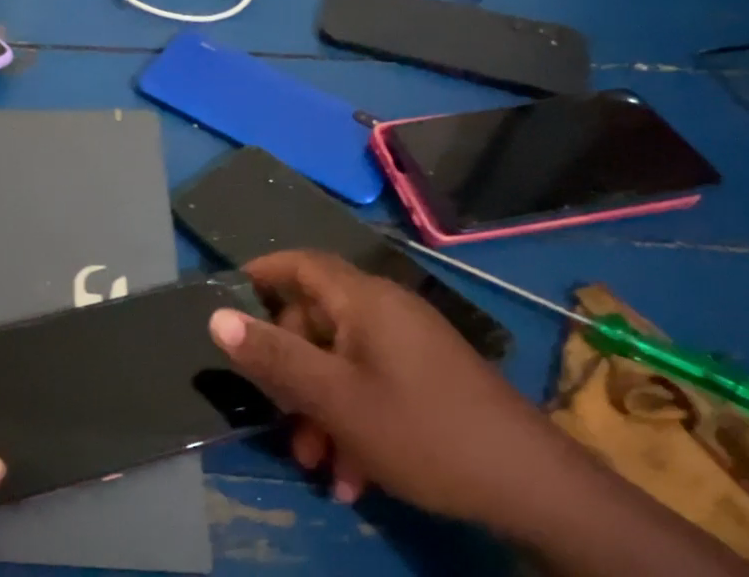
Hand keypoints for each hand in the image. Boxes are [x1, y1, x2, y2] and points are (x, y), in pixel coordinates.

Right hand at [209, 250, 597, 533]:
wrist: (532, 486)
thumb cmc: (421, 430)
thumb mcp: (334, 398)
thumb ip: (273, 356)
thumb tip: (216, 317)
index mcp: (364, 300)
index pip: (301, 263)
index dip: (261, 274)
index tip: (226, 301)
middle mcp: (388, 312)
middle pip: (316, 321)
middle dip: (290, 371)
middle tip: (276, 416)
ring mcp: (412, 346)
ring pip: (342, 362)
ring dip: (319, 409)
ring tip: (318, 465)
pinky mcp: (430, 379)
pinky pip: (373, 385)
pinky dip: (354, 421)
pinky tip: (355, 477)